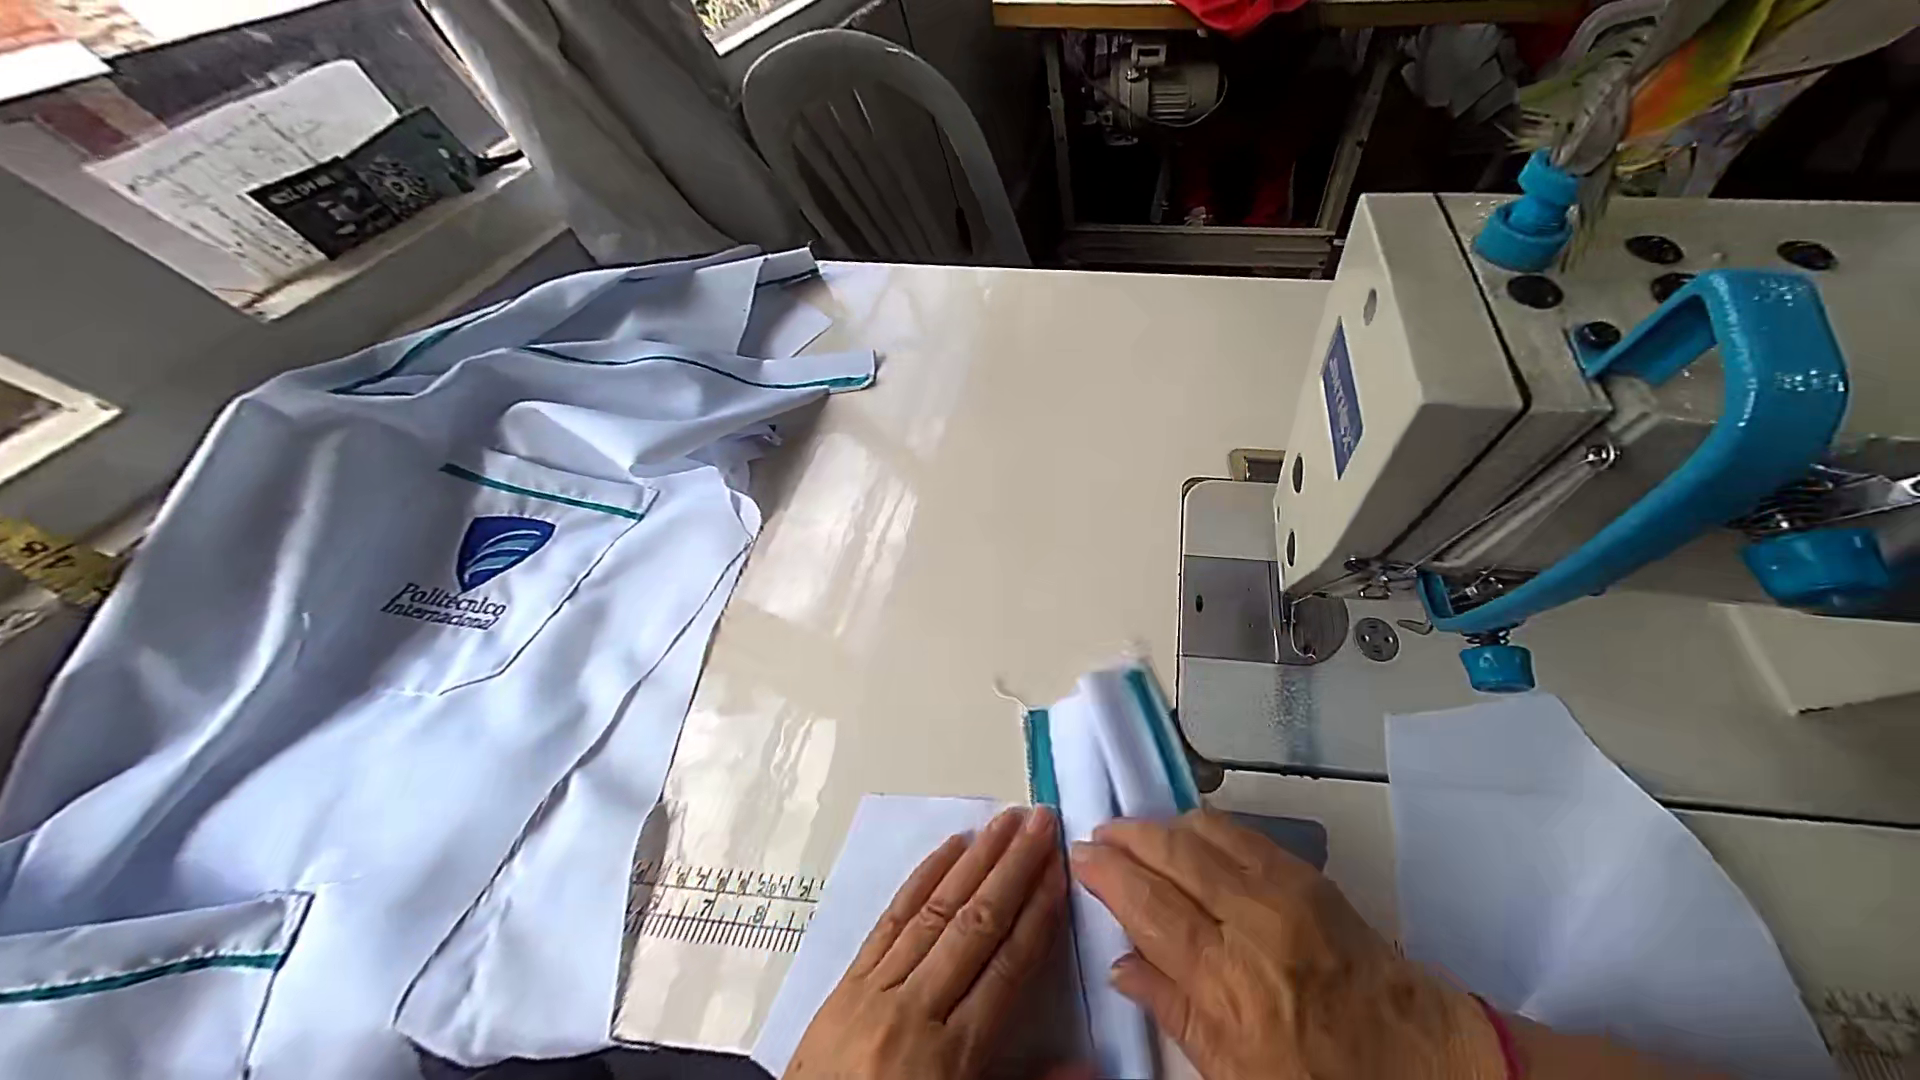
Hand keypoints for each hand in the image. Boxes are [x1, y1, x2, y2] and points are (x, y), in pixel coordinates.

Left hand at [785, 805, 1076, 1079]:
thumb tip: (1091, 1064)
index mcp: (951, 1058)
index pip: (1007, 967)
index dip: (1038, 914)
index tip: (1059, 871)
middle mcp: (915, 1011)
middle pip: (976, 925)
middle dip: (1014, 868)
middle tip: (1040, 822)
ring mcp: (877, 990)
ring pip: (936, 910)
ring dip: (975, 860)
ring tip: (1003, 822)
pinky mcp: (848, 982)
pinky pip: (891, 920)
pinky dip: (922, 879)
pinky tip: (947, 847)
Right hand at [1071, 810, 1501, 1079]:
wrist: (1425, 1062)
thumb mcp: (1236, 1075)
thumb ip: (1173, 1009)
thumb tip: (1118, 962)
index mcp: (1230, 984)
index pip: (1149, 907)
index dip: (1107, 874)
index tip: (1080, 858)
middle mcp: (1252, 922)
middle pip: (1168, 854)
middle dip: (1124, 837)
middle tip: (1098, 837)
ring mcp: (1282, 889)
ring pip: (1198, 830)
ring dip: (1157, 826)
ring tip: (1134, 835)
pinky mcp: (1305, 872)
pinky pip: (1236, 829)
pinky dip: (1198, 825)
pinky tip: (1183, 836)